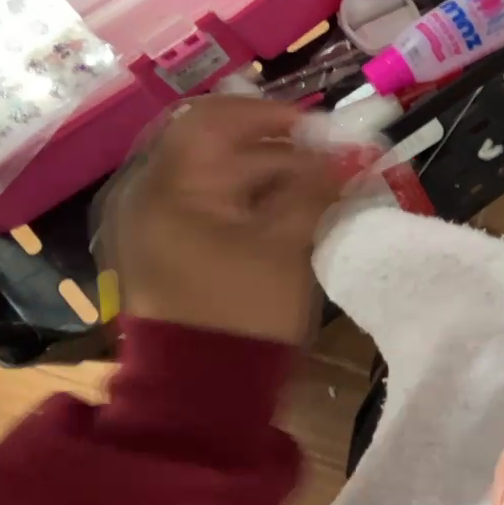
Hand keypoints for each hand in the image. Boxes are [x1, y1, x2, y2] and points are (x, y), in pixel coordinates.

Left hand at [104, 97, 340, 345]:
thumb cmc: (244, 311)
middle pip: (222, 148)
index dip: (274, 115)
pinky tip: (296, 217)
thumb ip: (315, 189)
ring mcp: (159, 223)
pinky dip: (257, 204)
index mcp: (172, 186)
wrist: (202, 389)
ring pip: (223, 179)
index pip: (218, 119)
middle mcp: (154, 194)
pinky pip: (217, 207)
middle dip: (284, 151)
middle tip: (336, 163)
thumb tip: (349, 153)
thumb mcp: (287, 245)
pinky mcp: (173, 249)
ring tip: (326, 192)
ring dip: (275, 178)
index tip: (324, 131)